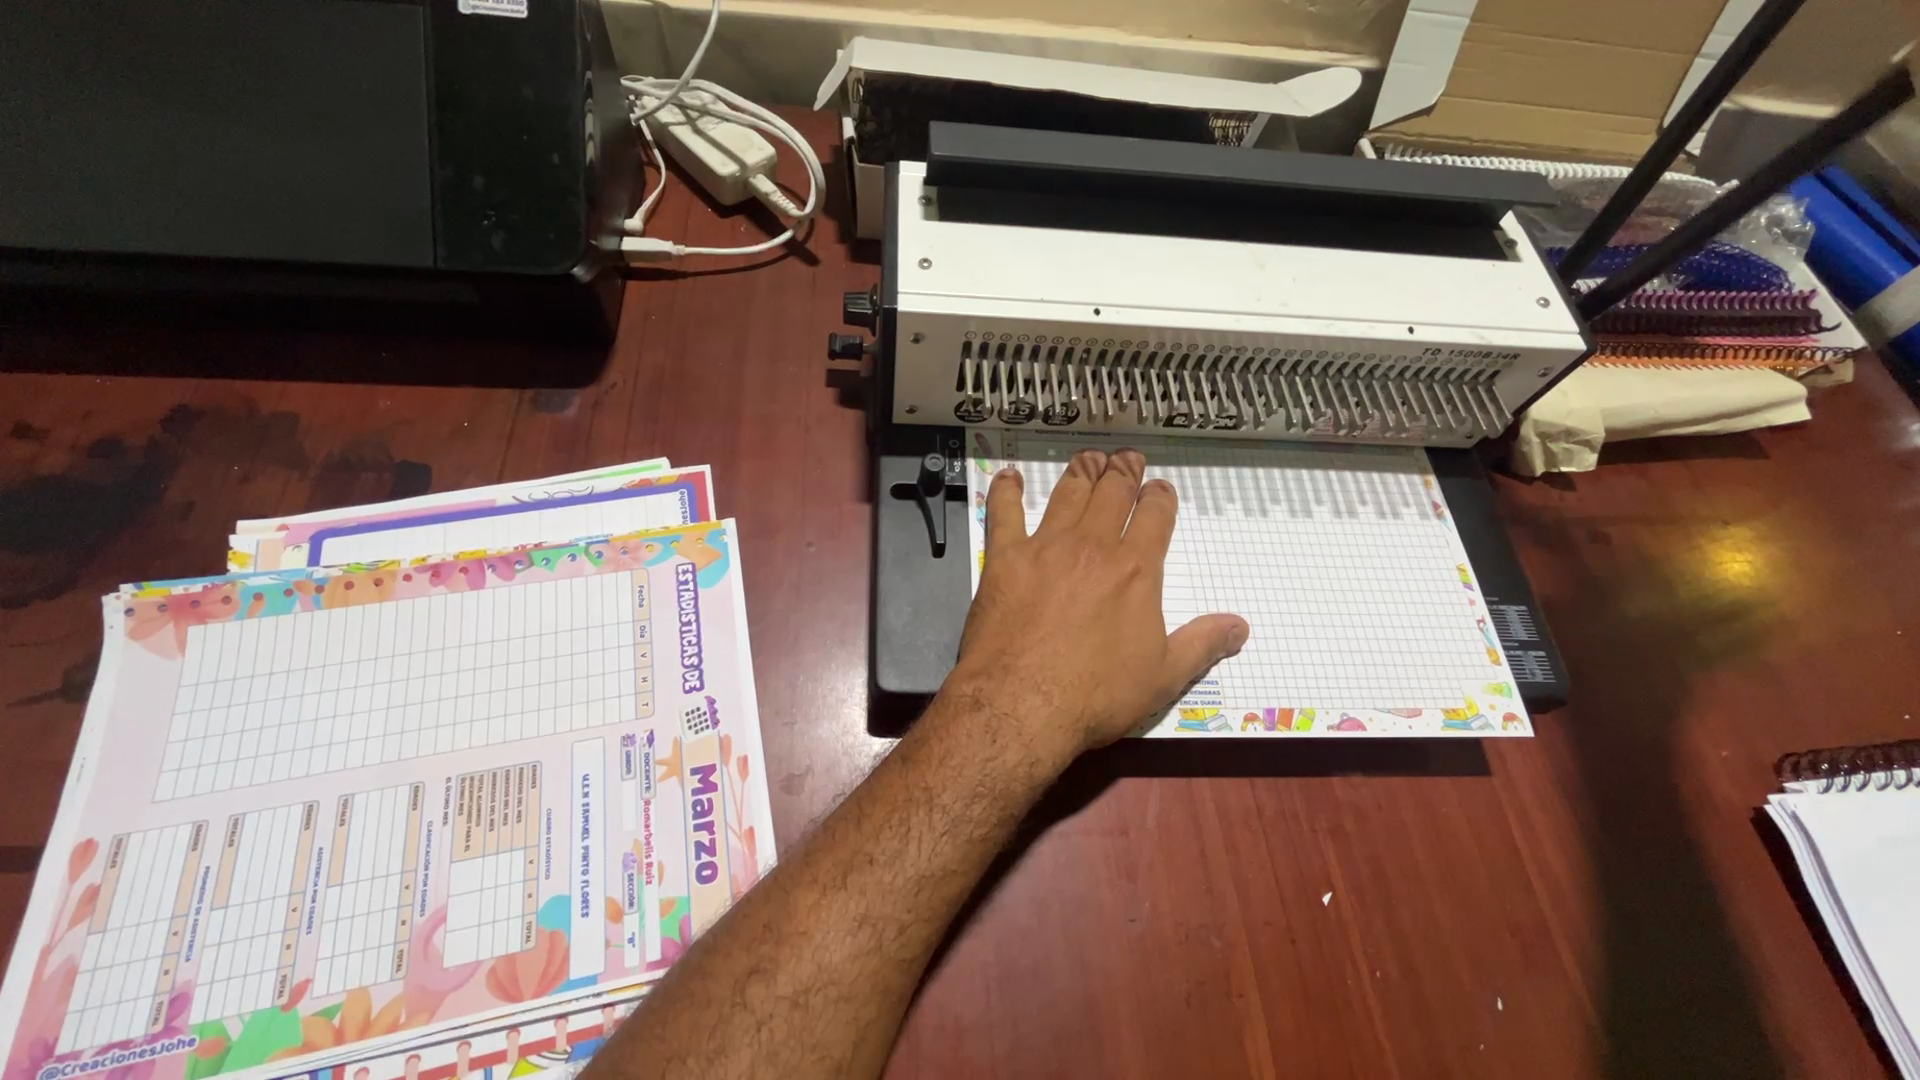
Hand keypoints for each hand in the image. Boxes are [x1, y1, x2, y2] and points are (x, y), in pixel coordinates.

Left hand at [942, 448, 1248, 762]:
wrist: (1023, 702)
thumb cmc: (1097, 695)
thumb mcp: (1163, 677)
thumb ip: (1202, 645)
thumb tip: (1240, 626)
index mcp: (1136, 570)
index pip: (1155, 517)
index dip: (1160, 498)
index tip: (1160, 489)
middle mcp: (1093, 547)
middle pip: (1112, 494)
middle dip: (1124, 472)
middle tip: (1127, 459)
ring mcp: (1046, 548)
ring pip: (1067, 494)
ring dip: (1081, 472)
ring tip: (1088, 458)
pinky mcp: (1004, 559)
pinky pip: (1005, 513)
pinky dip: (1006, 491)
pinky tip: (1009, 477)